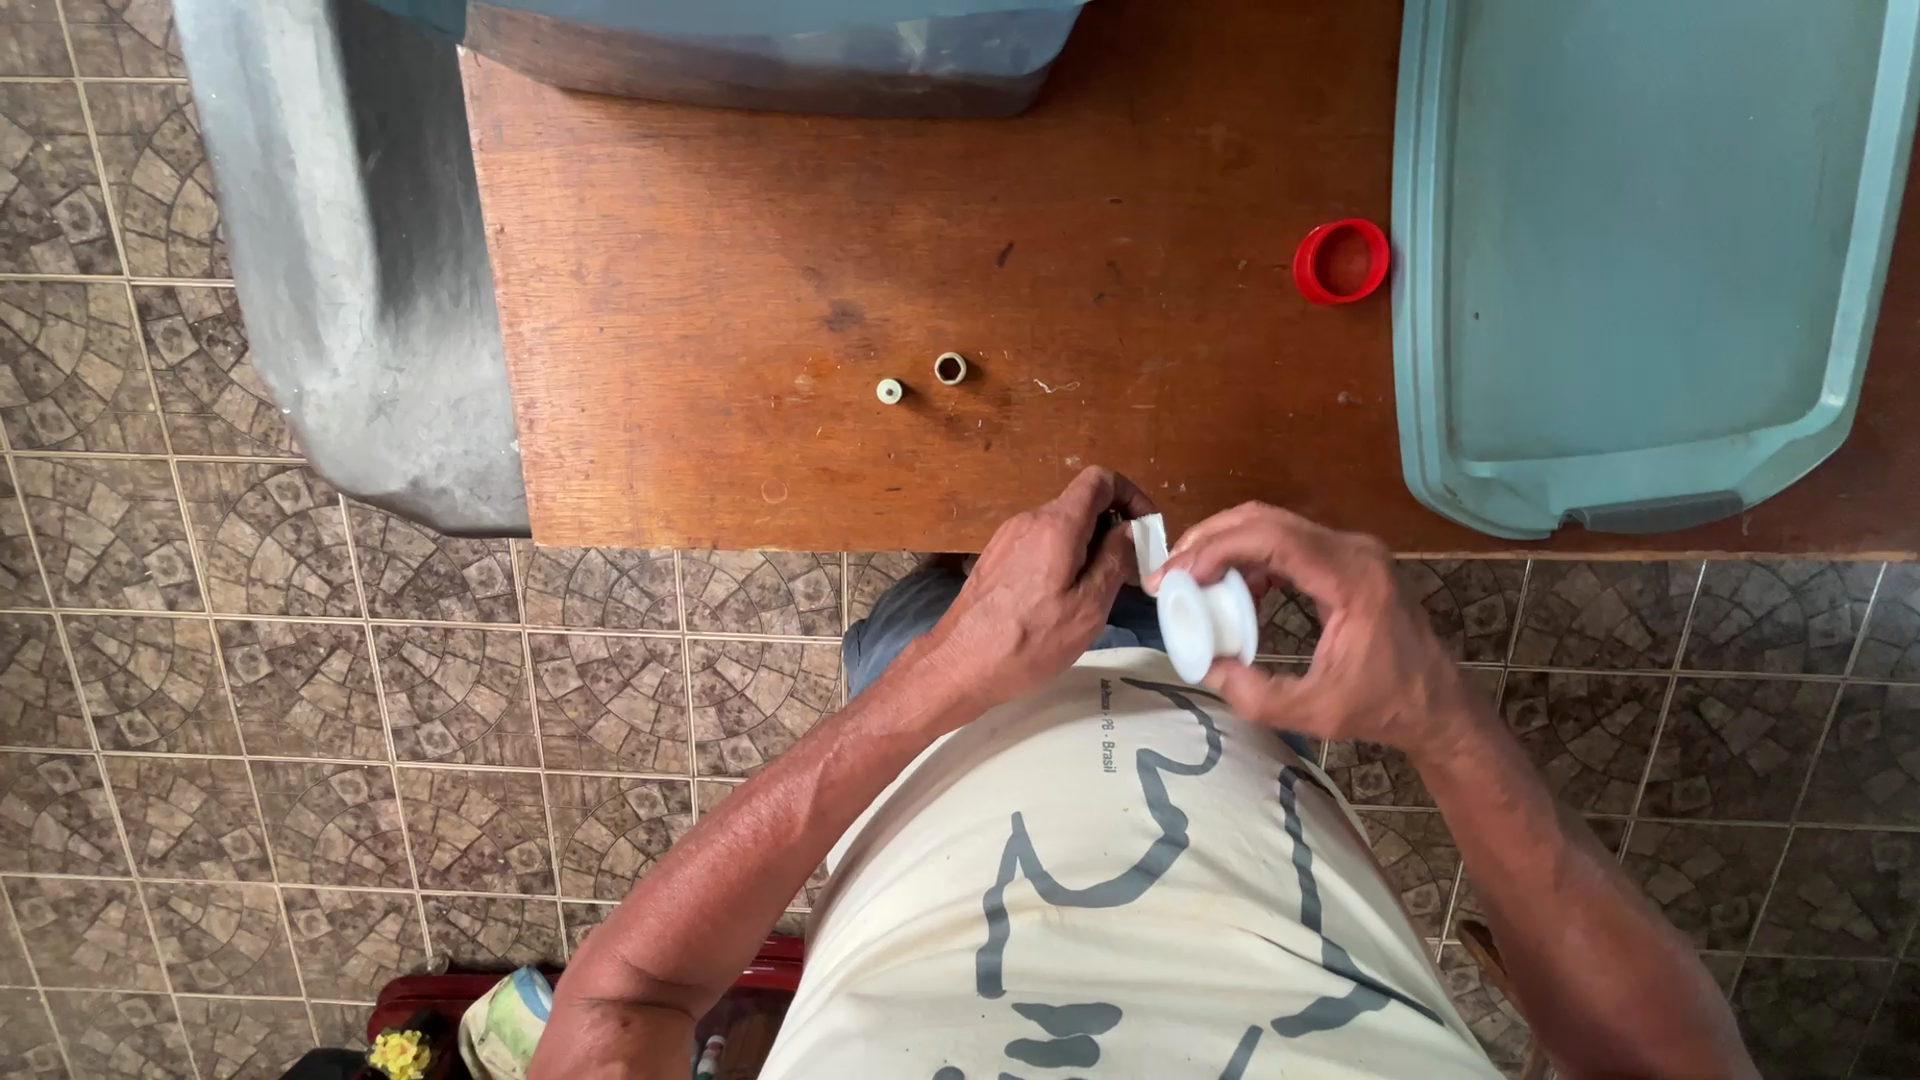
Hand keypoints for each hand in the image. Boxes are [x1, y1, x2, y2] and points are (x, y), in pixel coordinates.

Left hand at [916, 467, 1156, 712]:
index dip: (1131, 495)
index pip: (1100, 479)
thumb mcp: (1088, 607)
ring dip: (1088, 548)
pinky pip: (1040, 544)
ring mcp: (1007, 538)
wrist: (959, 664)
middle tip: (1129, 573)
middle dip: (1112, 530)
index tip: (1146, 529)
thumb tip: (1130, 530)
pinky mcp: (995, 557)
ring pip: (1061, 527)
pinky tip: (1063, 599)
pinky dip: (1062, 558)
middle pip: (1081, 505)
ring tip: (1098, 592)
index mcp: (1056, 525)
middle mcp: (1029, 520)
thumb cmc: (1029, 640)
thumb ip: (1115, 560)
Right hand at [1146, 503, 1477, 761]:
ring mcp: (1348, 550)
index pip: (1272, 538)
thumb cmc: (1384, 707)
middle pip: (1263, 519)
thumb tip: (1204, 666)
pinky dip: (1243, 558)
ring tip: (1186, 579)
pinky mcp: (1341, 559)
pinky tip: (1224, 588)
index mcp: (1352, 577)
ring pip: (1268, 524)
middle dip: (1206, 541)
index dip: (1216, 549)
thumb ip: (1255, 695)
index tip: (1179, 578)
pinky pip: (1281, 542)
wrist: (1437, 705)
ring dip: (1220, 546)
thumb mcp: (1316, 712)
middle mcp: (1351, 550)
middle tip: (1169, 573)